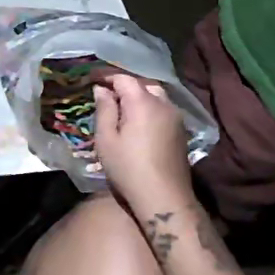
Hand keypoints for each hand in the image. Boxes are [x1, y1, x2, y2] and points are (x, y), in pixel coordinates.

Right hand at [92, 74, 195, 214]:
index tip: (93, 82)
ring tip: (123, 110)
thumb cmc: (128, 168)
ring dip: (140, 97)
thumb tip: (101, 89)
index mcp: (142, 102)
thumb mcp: (106, 139)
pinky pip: (163, 109)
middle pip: (143, 84)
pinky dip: (150, 108)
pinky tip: (140, 123)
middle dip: (125, 86)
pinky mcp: (181, 130)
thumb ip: (104, 109)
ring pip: (156, 96)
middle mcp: (163, 103)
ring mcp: (176, 116)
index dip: (107, 77)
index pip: (124, 78)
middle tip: (107, 97)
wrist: (164, 197)